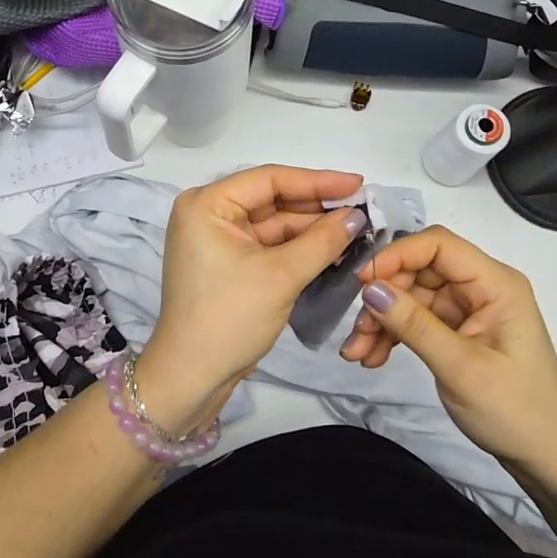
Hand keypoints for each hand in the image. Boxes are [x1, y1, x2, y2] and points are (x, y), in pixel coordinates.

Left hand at [136, 165, 367, 432]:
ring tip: (358, 227)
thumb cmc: (229, 318)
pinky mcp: (228, 264)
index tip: (359, 183)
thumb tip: (358, 216)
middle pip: (272, 200)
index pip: (269, 179)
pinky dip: (299, 248)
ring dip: (312, 228)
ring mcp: (217, 240)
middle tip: (364, 207)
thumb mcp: (280, 276)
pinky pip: (268, 245)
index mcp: (206, 204)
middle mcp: (208, 214)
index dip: (317, 181)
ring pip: (273, 224)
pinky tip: (334, 246)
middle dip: (317, 206)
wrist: (192, 377)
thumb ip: (322, 241)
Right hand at [342, 226, 556, 465]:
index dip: (397, 255)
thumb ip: (414, 325)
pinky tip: (372, 358)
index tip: (361, 282)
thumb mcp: (461, 368)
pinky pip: (416, 319)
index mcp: (495, 284)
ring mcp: (469, 309)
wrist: (546, 456)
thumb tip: (369, 289)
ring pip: (412, 296)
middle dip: (384, 296)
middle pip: (419, 270)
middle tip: (358, 331)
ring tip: (357, 353)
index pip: (439, 245)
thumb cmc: (515, 410)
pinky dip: (393, 335)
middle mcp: (482, 287)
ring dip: (382, 320)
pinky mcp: (458, 330)